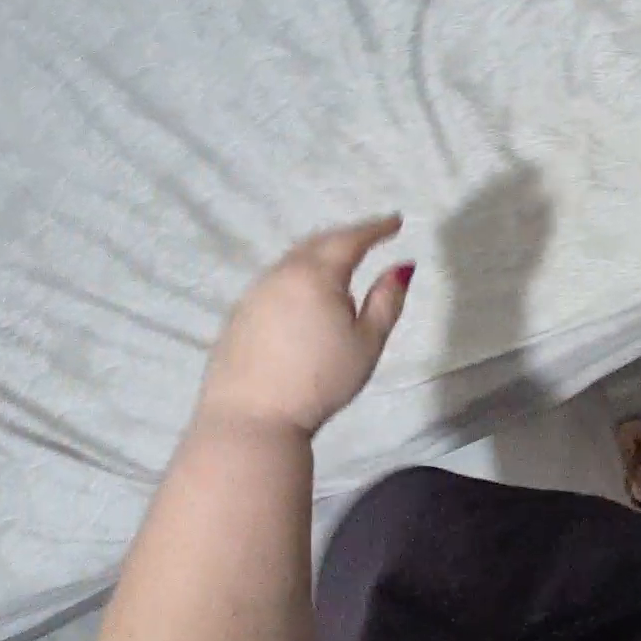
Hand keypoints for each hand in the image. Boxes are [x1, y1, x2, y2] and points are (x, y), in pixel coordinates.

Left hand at [197, 216, 413, 436]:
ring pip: (293, 260)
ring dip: (321, 253)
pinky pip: (276, 279)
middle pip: (318, 242)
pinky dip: (299, 273)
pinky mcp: (239, 315)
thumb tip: (401, 266)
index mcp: (316, 275)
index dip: (376, 228)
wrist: (251, 419)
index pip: (351, 239)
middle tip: (371, 236)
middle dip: (347, 235)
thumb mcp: (368, 342)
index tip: (396, 221)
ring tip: (342, 260)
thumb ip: (387, 300)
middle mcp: (281, 274)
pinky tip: (307, 291)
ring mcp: (254, 293)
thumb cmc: (320, 380)